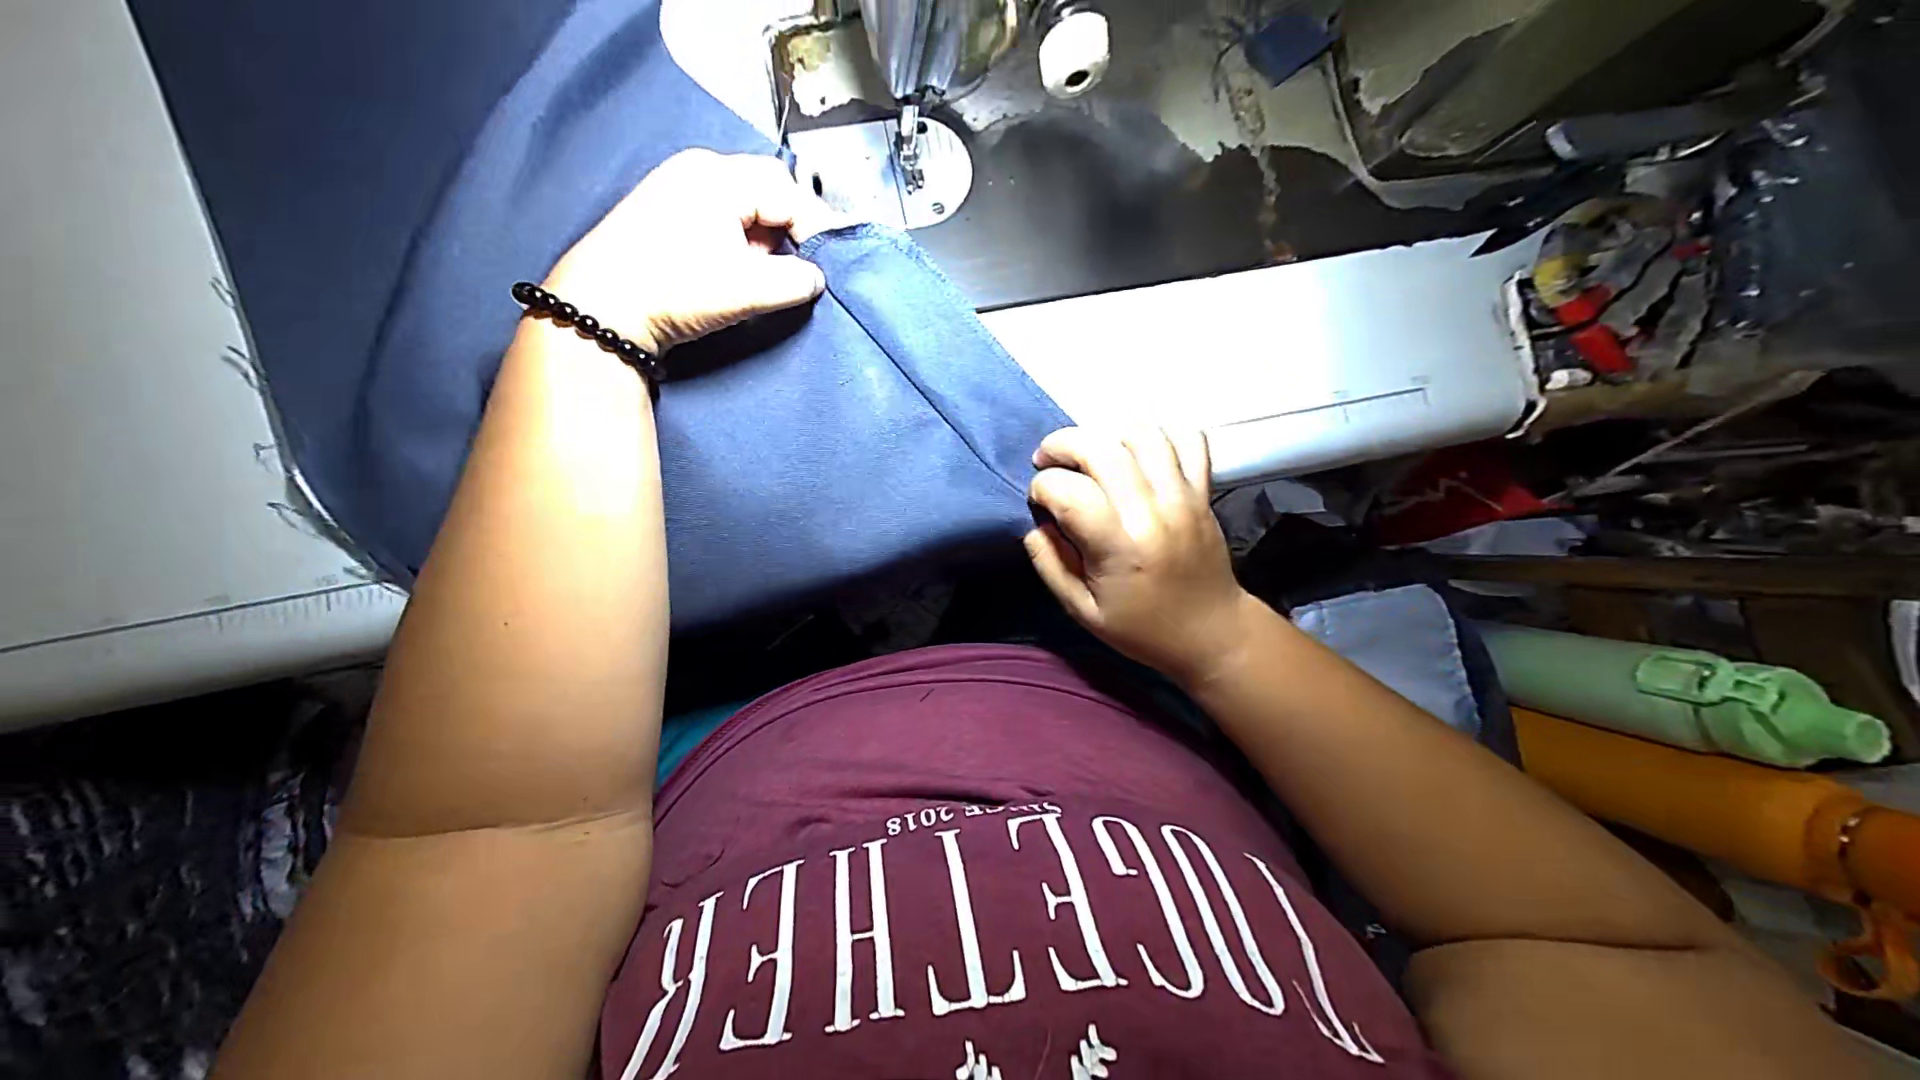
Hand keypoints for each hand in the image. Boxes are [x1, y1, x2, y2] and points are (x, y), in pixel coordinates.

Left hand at [543, 149, 838, 354]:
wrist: (602, 310)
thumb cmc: (668, 291)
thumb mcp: (748, 289)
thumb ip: (796, 281)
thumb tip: (814, 278)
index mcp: (718, 176)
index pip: (790, 192)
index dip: (815, 230)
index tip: (827, 263)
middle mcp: (698, 171)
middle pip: (769, 191)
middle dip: (791, 230)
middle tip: (798, 267)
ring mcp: (679, 189)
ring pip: (747, 206)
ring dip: (765, 240)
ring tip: (763, 275)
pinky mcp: (669, 215)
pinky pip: (723, 218)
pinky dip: (741, 243)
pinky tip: (736, 271)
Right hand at [1024, 427, 1256, 686]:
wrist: (1211, 632)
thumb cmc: (1141, 627)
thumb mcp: (1081, 610)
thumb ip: (1050, 564)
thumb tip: (1037, 524)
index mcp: (1119, 547)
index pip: (1069, 491)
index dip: (1042, 488)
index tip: (1039, 502)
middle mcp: (1152, 512)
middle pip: (1101, 448)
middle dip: (1062, 445)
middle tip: (1048, 461)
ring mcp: (1183, 496)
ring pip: (1142, 435)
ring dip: (1106, 436)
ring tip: (1091, 456)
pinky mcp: (1202, 491)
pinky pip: (1188, 440)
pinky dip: (1158, 435)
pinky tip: (1135, 452)